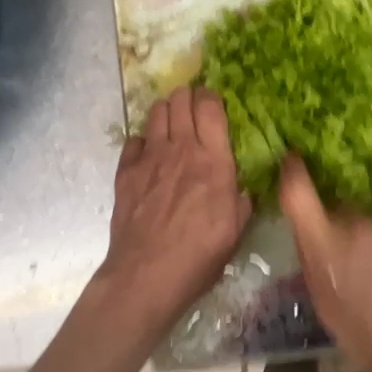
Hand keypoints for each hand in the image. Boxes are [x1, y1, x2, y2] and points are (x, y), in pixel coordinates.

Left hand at [98, 87, 251, 326]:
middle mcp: (180, 148)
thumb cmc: (198, 256)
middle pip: (180, 99)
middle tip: (193, 108)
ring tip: (172, 124)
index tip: (214, 102)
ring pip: (156, 112)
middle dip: (188, 96)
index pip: (210, 106)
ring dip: (166, 111)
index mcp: (213, 160)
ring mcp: (149, 157)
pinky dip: (143, 141)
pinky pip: (134, 139)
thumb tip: (245, 188)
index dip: (211, 96)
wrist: (146, 275)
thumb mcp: (236, 231)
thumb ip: (243, 201)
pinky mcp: (126, 170)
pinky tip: (148, 155)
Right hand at [280, 156, 371, 371]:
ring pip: (369, 227)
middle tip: (349, 269)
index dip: (292, 173)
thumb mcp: (326, 307)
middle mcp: (357, 225)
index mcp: (327, 245)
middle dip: (338, 232)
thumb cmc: (370, 341)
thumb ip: (312, 263)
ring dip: (369, 246)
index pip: (299, 193)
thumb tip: (307, 235)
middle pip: (339, 214)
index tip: (291, 161)